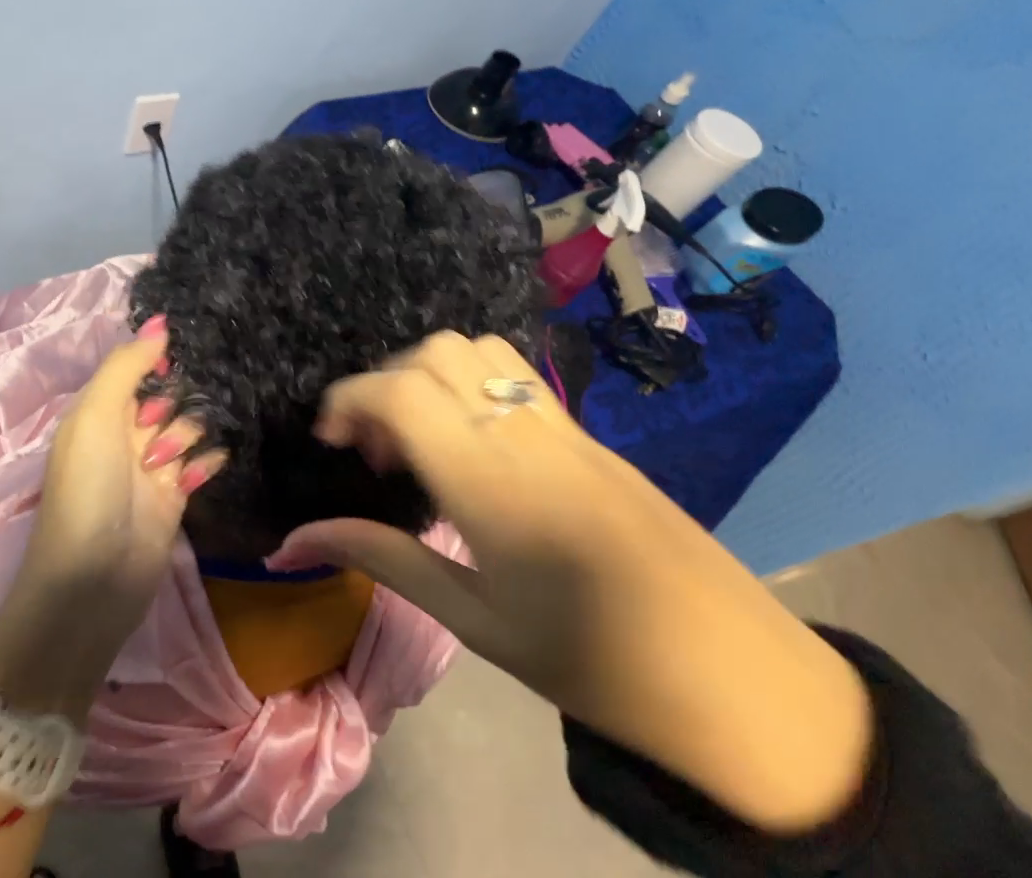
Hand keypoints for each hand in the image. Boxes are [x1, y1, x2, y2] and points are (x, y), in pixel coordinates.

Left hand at [0, 316, 223, 723]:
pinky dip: (206, 462)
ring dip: (188, 435)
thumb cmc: (86, 489)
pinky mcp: (175, 496)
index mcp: (97, 410)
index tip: (189, 351)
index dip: (159, 360)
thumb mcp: (95, 417)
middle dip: (176, 402)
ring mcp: (151, 466)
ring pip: (189, 426)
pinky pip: (202, 462)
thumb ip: (127, 367)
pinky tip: (199, 473)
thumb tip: (161, 321)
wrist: (94, 578)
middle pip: (168, 395)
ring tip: (168, 464)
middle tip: (162, 429)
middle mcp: (123, 433)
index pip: (136, 368)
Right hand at [267, 331, 870, 833]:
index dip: (348, 398)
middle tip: (374, 451)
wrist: (739, 681)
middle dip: (384, 382)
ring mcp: (569, 430)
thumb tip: (292, 540)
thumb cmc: (591, 663)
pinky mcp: (593, 438)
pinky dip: (470, 387)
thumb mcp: (473, 621)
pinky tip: (469, 453)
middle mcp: (529, 436)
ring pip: (482, 351)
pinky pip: (517, 378)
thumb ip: (383, 559)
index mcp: (493, 483)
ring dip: (429, 377)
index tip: (329, 441)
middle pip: (439, 351)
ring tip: (419, 445)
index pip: (403, 390)